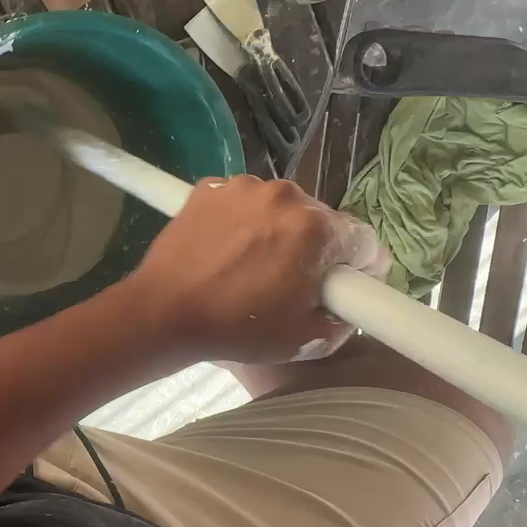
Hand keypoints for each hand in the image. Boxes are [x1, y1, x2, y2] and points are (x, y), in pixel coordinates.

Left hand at [119, 176, 389, 364]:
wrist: (162, 311)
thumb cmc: (235, 327)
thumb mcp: (303, 339)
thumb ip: (342, 321)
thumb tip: (349, 308)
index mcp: (316, 229)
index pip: (363, 240)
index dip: (360, 266)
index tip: (343, 285)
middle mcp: (284, 196)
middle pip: (319, 219)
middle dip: (314, 247)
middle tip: (291, 279)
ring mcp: (242, 188)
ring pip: (278, 207)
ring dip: (275, 229)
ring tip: (251, 263)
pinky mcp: (208, 189)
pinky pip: (240, 202)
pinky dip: (239, 219)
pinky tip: (225, 247)